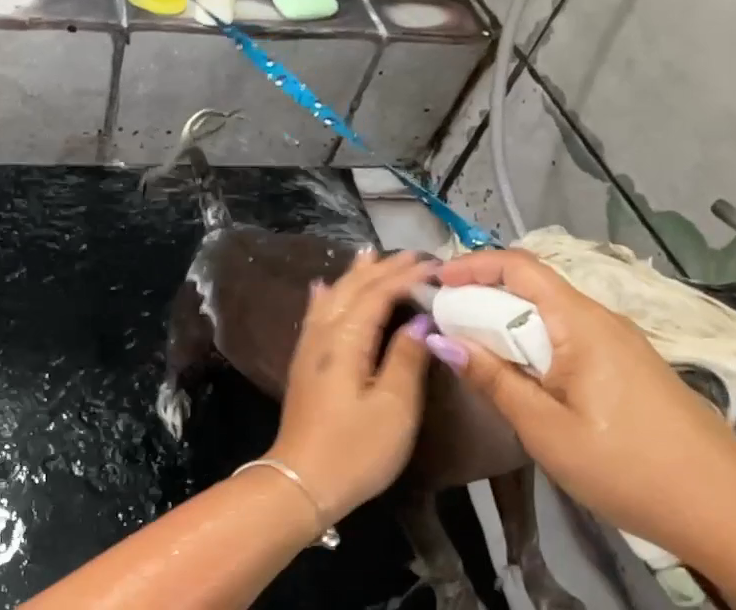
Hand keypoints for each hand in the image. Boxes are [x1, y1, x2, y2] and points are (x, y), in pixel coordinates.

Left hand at [264, 249, 438, 523]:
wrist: (301, 480)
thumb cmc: (355, 448)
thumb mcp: (394, 407)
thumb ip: (406, 359)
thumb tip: (419, 321)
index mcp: (346, 339)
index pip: (378, 294)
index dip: (405, 276)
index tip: (434, 264)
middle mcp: (324, 333)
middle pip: (353, 290)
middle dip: (382, 269)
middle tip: (411, 255)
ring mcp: (309, 347)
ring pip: (334, 297)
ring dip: (355, 276)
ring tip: (369, 255)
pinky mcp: (305, 363)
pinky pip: (318, 314)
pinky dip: (327, 295)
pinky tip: (323, 288)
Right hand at [435, 250, 735, 562]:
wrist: (731, 515)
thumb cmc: (629, 466)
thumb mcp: (546, 428)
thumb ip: (492, 378)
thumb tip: (440, 337)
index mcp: (581, 322)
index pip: (519, 265)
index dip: (472, 264)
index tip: (434, 282)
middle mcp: (601, 320)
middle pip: (533, 286)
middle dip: (482, 294)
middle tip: (443, 320)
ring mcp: (620, 344)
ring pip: (550, 313)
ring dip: (507, 320)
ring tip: (473, 347)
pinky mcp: (630, 368)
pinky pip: (569, 337)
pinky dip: (533, 341)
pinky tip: (522, 375)